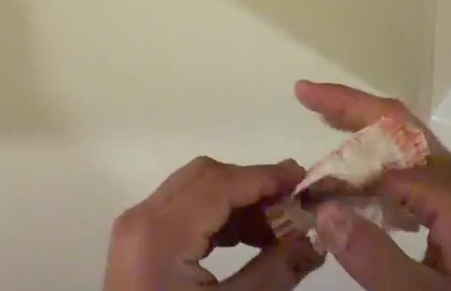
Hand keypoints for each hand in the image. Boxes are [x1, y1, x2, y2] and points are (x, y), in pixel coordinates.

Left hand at [104, 156, 325, 290]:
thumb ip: (274, 273)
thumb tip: (315, 240)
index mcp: (160, 233)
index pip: (219, 183)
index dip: (265, 177)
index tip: (305, 178)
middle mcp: (141, 216)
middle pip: (205, 177)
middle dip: (252, 185)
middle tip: (294, 203)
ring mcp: (135, 227)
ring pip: (193, 188)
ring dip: (236, 199)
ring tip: (277, 226)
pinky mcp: (137, 240)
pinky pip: (182, 209)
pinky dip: (216, 214)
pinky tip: (247, 237)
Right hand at [295, 81, 450, 290]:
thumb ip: (374, 256)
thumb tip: (324, 209)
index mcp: (448, 190)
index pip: (376, 161)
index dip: (333, 168)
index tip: (299, 189)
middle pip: (395, 122)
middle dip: (350, 104)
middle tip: (305, 94)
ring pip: (405, 141)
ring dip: (364, 126)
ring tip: (325, 119)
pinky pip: (414, 167)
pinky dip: (380, 157)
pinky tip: (362, 175)